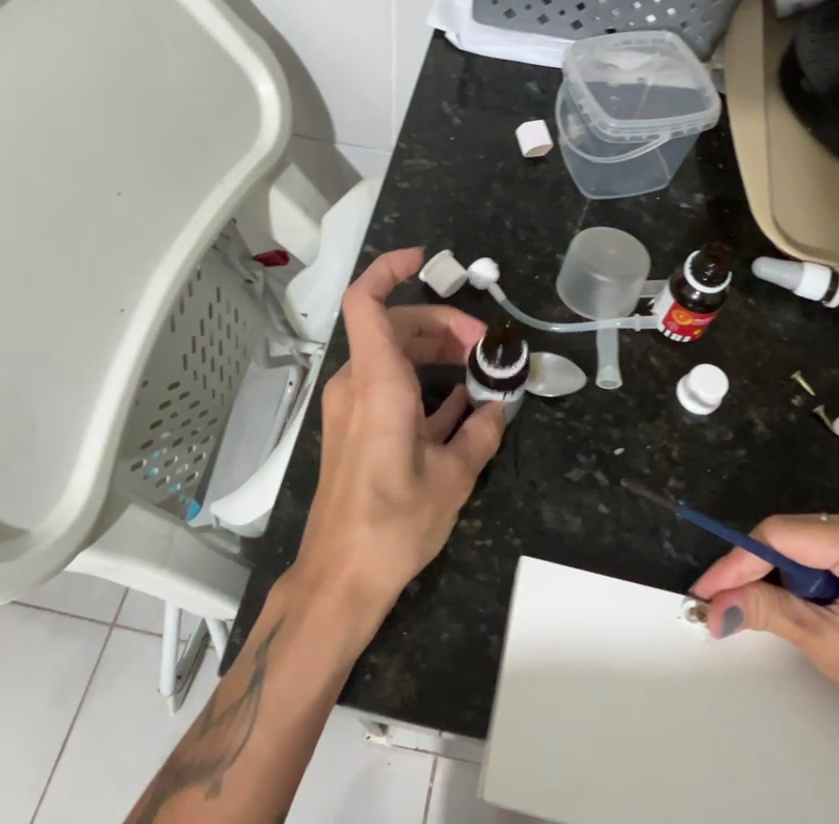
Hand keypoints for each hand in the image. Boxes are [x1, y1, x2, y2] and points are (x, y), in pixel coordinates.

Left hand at [293, 249, 507, 623]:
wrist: (341, 577)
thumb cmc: (394, 525)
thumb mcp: (453, 478)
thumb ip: (481, 432)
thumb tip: (497, 407)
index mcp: (377, 385)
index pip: (366, 303)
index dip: (389, 269)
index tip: (426, 261)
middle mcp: (357, 386)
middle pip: (394, 328)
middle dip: (444, 326)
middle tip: (489, 350)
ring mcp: (351, 409)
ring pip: (393, 357)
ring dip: (436, 354)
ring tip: (483, 373)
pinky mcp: (355, 430)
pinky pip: (389, 387)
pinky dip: (423, 383)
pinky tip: (462, 400)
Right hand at [691, 507, 838, 764]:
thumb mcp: (833, 647)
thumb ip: (768, 612)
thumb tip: (713, 604)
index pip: (785, 534)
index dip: (738, 562)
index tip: (704, 591)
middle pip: (796, 536)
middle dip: (758, 571)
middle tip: (722, 605)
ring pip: (810, 545)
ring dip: (783, 577)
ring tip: (756, 610)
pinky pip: (832, 555)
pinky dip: (808, 580)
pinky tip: (798, 606)